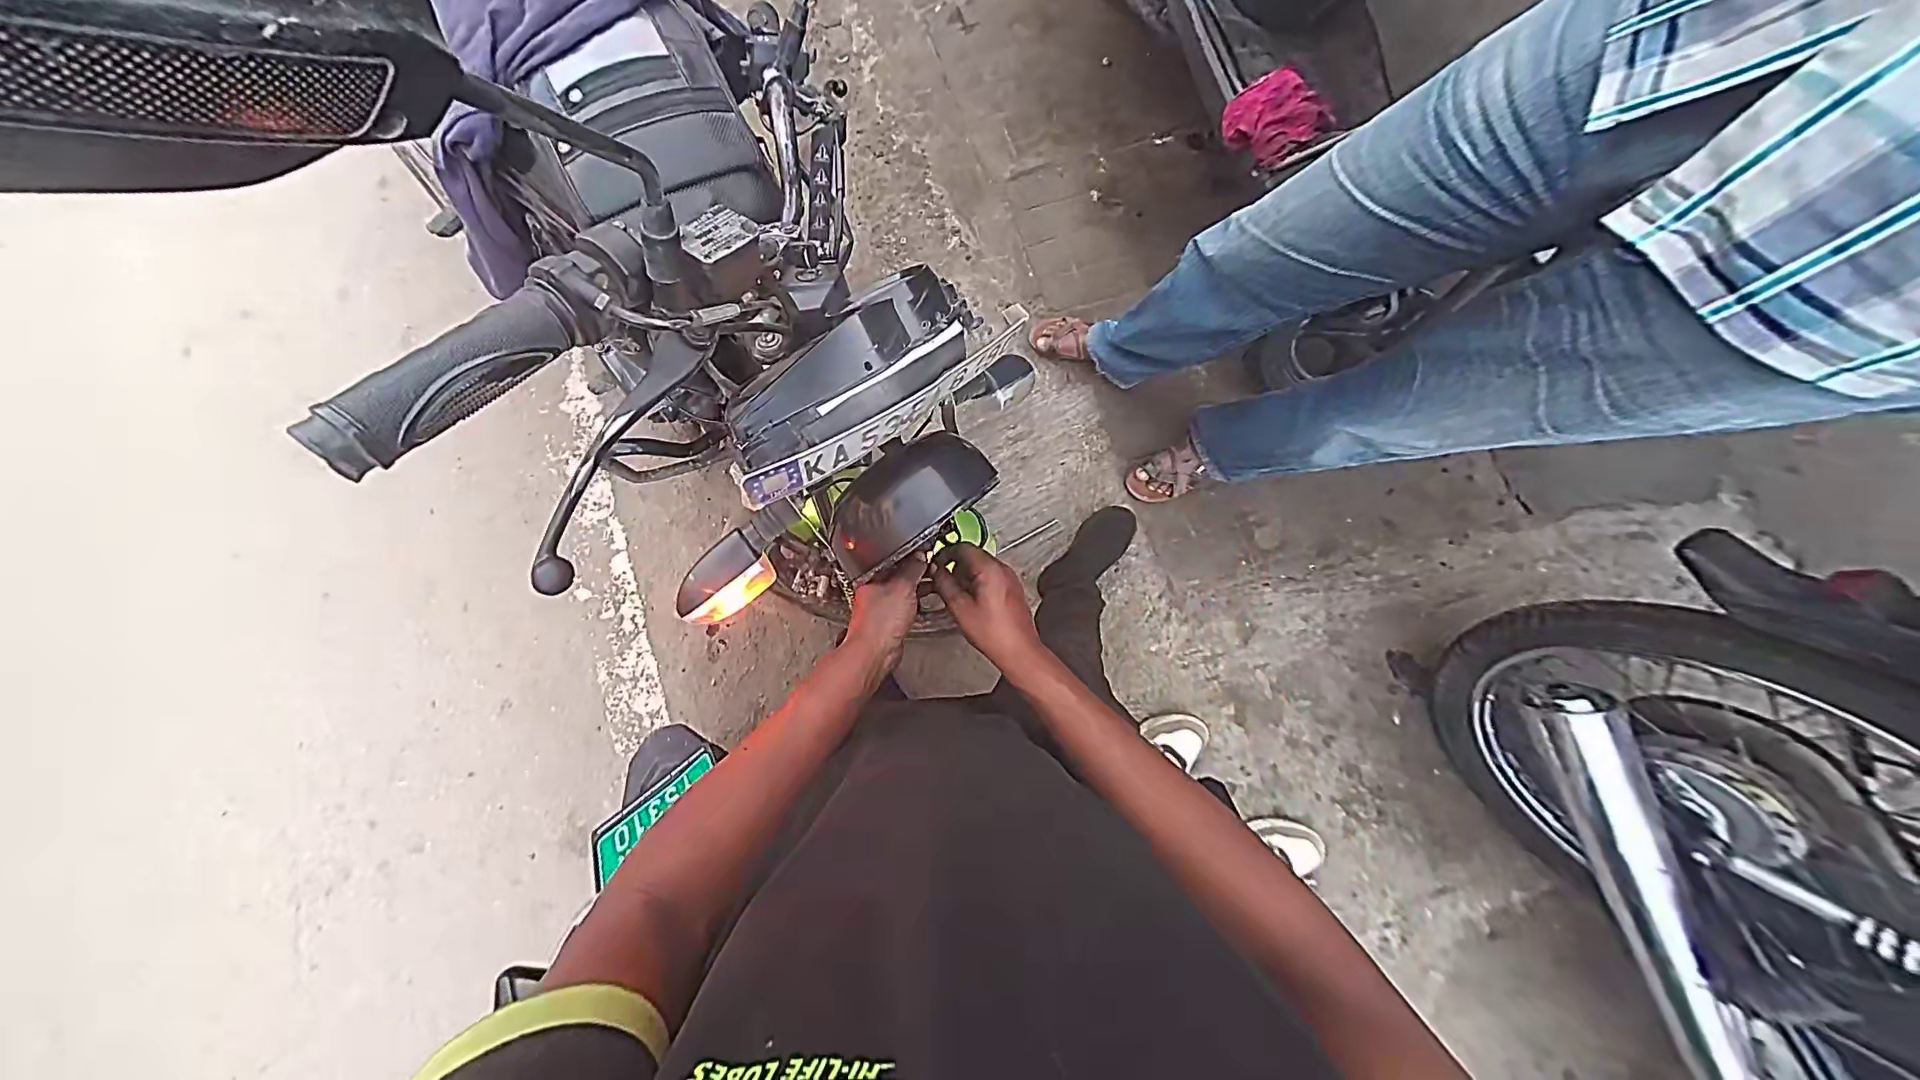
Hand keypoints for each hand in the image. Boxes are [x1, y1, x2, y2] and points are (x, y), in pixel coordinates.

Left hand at [845, 553, 925, 669]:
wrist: (875, 652)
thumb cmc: (879, 622)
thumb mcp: (902, 587)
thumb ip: (912, 570)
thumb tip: (919, 557)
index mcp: (870, 579)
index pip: (892, 560)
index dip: (910, 556)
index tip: (924, 555)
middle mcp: (873, 593)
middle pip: (896, 576)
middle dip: (914, 573)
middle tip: (930, 570)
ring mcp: (880, 608)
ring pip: (900, 593)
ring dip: (915, 589)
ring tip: (930, 586)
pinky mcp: (888, 623)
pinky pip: (903, 608)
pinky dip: (913, 605)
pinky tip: (921, 606)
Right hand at [930, 543, 1044, 675]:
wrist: (1018, 650)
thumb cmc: (995, 633)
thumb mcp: (959, 608)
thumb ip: (944, 584)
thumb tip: (936, 570)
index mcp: (989, 569)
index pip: (963, 547)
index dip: (945, 553)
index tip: (936, 563)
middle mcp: (1002, 569)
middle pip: (973, 555)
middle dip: (955, 565)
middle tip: (942, 578)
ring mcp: (1009, 578)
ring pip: (981, 566)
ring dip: (965, 575)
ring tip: (955, 592)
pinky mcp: (1012, 588)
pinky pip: (991, 576)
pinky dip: (977, 582)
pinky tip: (970, 600)